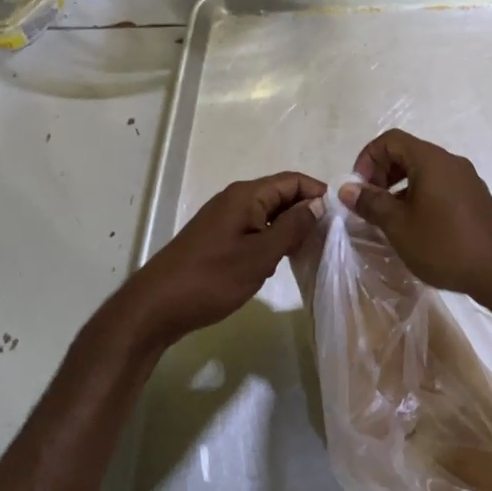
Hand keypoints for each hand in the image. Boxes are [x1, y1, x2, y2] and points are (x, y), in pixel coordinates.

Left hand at [117, 172, 325, 345]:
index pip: (293, 180)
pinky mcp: (216, 239)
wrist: (153, 310)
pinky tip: (274, 264)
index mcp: (246, 195)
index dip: (317, 194)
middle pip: (280, 195)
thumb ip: (292, 227)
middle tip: (326, 239)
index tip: (338, 218)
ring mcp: (223, 220)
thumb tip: (317, 205)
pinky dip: (269, 241)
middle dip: (304, 213)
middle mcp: (234, 199)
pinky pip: (253, 229)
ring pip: (267, 215)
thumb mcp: (259, 255)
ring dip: (287, 230)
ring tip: (305, 253)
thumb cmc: (210, 279)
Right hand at [340, 129, 491, 308]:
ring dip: (400, 186)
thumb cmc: (444, 245)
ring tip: (388, 218)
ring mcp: (466, 178)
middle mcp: (450, 161)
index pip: (391, 140)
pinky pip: (440, 184)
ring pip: (424, 170)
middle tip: (369, 204)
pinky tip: (415, 225)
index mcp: (431, 160)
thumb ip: (371, 203)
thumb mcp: (399, 226)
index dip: (368, 158)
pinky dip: (420, 195)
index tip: (358, 189)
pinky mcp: (474, 197)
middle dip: (382, 172)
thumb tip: (347, 188)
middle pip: (408, 152)